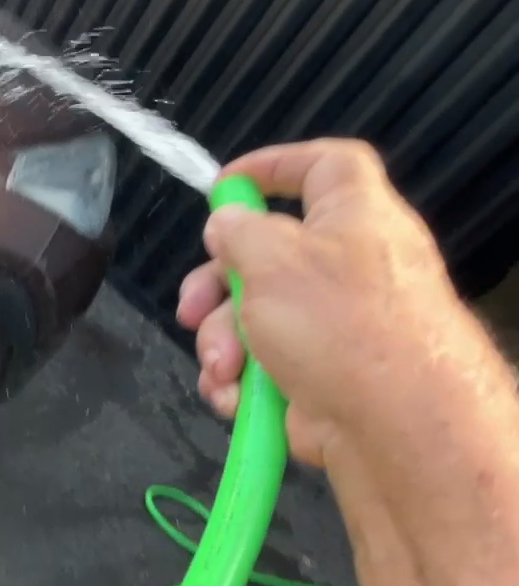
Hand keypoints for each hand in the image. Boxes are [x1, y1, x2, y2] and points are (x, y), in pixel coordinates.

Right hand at [176, 139, 479, 466]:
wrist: (392, 422)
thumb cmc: (339, 325)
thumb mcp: (274, 262)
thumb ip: (241, 232)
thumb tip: (226, 221)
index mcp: (354, 222)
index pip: (325, 166)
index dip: (274, 164)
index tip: (223, 184)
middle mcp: (344, 265)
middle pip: (260, 253)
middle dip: (213, 285)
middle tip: (192, 310)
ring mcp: (328, 319)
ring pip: (246, 313)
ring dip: (220, 342)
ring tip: (227, 368)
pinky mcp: (311, 365)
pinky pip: (254, 357)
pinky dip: (235, 376)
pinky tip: (237, 393)